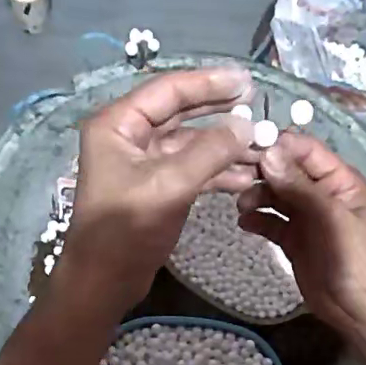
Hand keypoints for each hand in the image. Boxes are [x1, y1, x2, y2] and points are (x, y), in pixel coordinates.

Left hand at [62, 66, 256, 312]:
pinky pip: (190, 170)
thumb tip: (247, 126)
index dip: (209, 84)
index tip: (247, 82)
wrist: (104, 282)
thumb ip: (210, 152)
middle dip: (219, 111)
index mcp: (118, 125)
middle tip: (257, 104)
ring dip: (224, 146)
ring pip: (189, 144)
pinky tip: (246, 177)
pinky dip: (217, 173)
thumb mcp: (169, 186)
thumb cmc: (126, 230)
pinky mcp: (156, 189)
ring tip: (261, 147)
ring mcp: (143, 164)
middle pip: (180, 113)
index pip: (168, 91)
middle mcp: (129, 138)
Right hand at [237, 132, 365, 337]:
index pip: (305, 151)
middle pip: (285, 171)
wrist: (360, 311)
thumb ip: (300, 187)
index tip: (246, 148)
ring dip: (256, 196)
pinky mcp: (293, 240)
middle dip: (261, 172)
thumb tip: (268, 154)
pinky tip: (244, 224)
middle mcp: (320, 194)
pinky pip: (271, 222)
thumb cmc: (358, 260)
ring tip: (241, 206)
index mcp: (339, 180)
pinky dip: (256, 220)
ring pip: (274, 196)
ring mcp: (306, 218)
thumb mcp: (333, 219)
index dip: (278, 146)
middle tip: (235, 180)